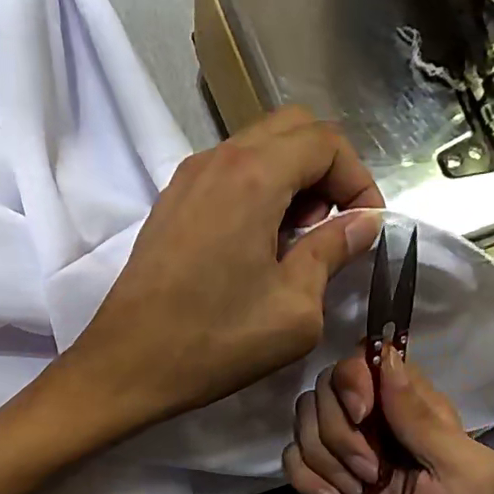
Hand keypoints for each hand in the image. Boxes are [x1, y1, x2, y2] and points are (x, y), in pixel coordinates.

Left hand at [61, 106, 383, 430]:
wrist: (128, 364)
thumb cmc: (217, 341)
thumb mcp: (295, 308)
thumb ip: (333, 252)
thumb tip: (362, 223)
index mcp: (254, 176)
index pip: (326, 142)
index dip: (359, 180)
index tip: (365, 228)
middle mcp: (218, 160)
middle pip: (292, 129)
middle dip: (328, 171)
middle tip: (334, 228)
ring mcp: (187, 178)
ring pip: (258, 148)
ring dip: (292, 181)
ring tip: (298, 242)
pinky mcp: (171, 203)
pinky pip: (228, 174)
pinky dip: (258, 191)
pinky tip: (258, 247)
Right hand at [283, 345, 493, 493]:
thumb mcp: (461, 471)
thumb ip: (424, 417)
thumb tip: (387, 358)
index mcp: (415, 407)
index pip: (370, 359)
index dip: (356, 378)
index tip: (362, 412)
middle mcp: (376, 417)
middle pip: (327, 385)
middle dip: (340, 430)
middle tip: (371, 470)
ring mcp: (345, 446)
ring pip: (304, 417)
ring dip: (326, 458)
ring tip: (359, 491)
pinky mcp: (322, 476)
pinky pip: (290, 456)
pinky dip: (307, 480)